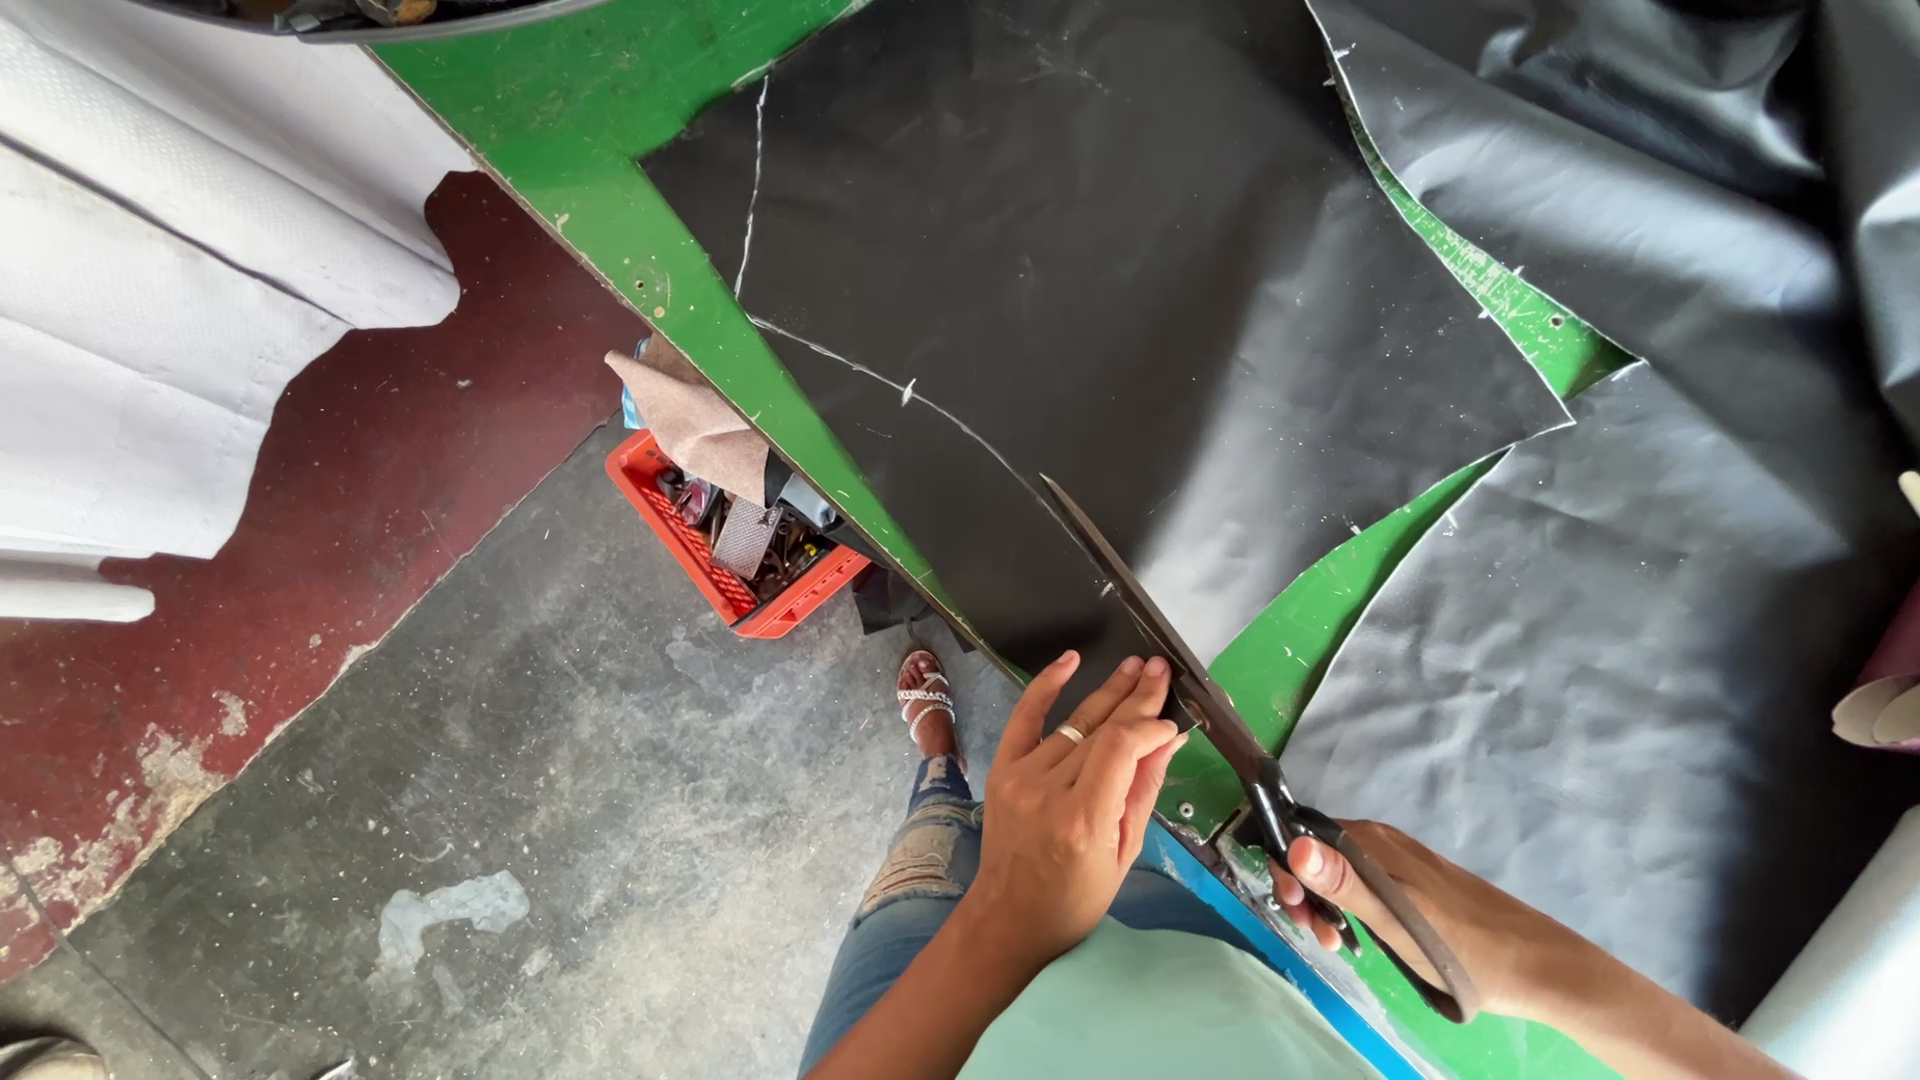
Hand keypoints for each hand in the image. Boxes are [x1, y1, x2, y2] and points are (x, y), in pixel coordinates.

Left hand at [959, 651, 1186, 968]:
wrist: (1009, 914)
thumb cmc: (1076, 897)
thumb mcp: (1124, 852)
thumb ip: (1143, 789)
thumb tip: (1169, 739)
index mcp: (1084, 819)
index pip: (1121, 748)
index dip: (1149, 725)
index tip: (1171, 722)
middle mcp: (1049, 790)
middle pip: (1100, 727)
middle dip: (1135, 696)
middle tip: (1159, 668)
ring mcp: (1020, 775)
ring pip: (1073, 722)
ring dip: (1107, 691)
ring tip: (1134, 666)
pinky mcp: (1001, 768)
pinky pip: (1025, 717)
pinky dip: (1046, 685)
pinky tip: (1070, 660)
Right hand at [1270, 820, 1596, 1021]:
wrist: (1544, 970)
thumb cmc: (1466, 950)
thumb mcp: (1397, 922)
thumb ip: (1344, 883)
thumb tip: (1294, 846)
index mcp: (1370, 841)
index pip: (1300, 835)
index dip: (1287, 870)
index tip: (1297, 911)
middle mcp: (1379, 841)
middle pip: (1314, 853)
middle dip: (1304, 891)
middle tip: (1316, 936)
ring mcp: (1397, 860)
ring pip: (1336, 871)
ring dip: (1324, 903)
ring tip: (1337, 944)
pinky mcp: (1411, 881)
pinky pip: (1361, 883)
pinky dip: (1348, 907)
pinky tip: (1359, 936)